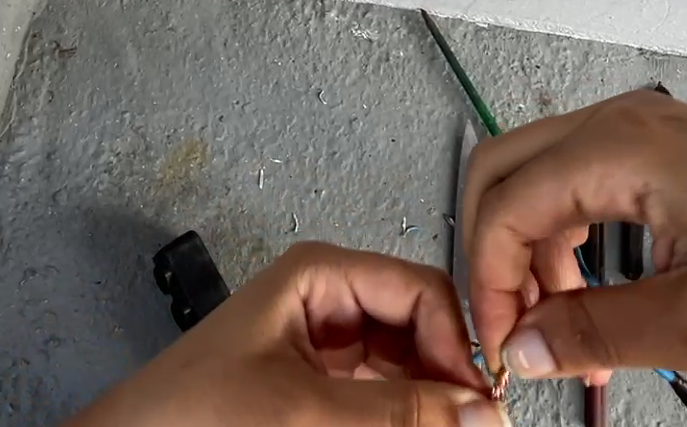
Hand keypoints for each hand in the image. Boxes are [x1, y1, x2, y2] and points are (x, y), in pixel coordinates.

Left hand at [66, 241, 508, 426]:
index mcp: (323, 275)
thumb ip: (397, 413)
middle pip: (417, 327)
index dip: (458, 342)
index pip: (419, 291)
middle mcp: (331, 296)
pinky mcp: (320, 381)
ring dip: (428, 404)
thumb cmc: (202, 413)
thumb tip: (483, 411)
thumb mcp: (304, 411)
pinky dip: (401, 417)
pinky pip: (379, 393)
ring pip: (404, 365)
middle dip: (447, 377)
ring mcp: (327, 341)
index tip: (482, 406)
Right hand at [459, 89, 686, 393]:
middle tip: (516, 331)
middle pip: (506, 169)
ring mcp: (648, 130)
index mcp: (623, 145)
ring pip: (541, 176)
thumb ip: (596, 331)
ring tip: (561, 330)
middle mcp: (624, 121)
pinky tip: (597, 298)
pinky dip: (570, 239)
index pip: (507, 199)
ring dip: (530, 248)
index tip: (503, 350)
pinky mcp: (672, 152)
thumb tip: (522, 347)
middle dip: (493, 251)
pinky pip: (586, 183)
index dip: (487, 277)